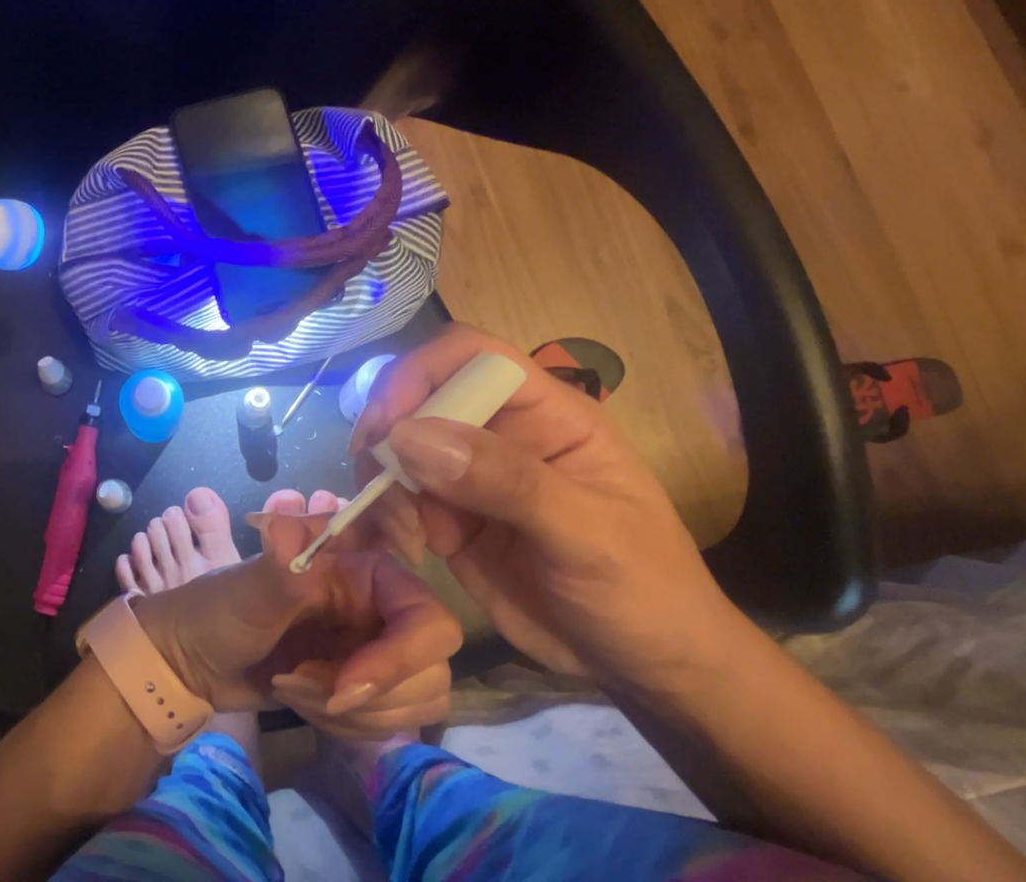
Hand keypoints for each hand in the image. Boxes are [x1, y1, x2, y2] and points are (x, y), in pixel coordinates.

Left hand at [133, 488, 460, 740]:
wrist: (190, 659)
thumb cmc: (216, 610)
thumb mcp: (246, 592)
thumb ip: (279, 567)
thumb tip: (284, 529)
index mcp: (365, 570)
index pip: (431, 620)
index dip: (399, 660)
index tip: (343, 687)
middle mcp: (382, 608)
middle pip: (430, 670)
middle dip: (367, 695)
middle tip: (301, 685)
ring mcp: (377, 649)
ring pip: (417, 702)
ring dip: (352, 713)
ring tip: (293, 688)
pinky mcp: (366, 687)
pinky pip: (391, 722)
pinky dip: (347, 726)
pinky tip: (299, 700)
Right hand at [338, 324, 745, 689]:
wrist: (645, 669)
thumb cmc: (644, 591)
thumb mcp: (587, 534)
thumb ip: (506, 481)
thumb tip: (411, 436)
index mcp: (547, 415)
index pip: (470, 356)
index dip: (421, 373)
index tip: (388, 425)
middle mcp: (500, 434)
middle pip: (418, 397)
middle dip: (387, 436)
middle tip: (380, 489)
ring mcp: (469, 477)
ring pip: (397, 449)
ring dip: (383, 483)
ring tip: (404, 535)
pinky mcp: (447, 518)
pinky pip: (396, 497)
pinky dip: (383, 517)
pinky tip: (404, 550)